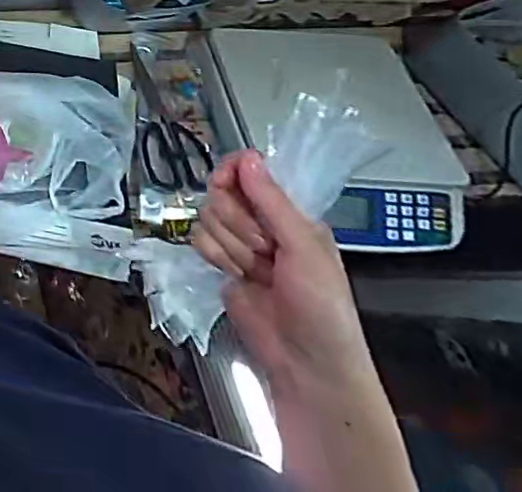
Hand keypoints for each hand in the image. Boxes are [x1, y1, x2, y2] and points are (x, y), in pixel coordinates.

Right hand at [194, 150, 371, 392]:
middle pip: (221, 193)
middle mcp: (262, 221)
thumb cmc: (322, 307)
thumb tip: (247, 157)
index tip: (224, 182)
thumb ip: (272, 201)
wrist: (305, 364)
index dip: (232, 172)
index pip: (249, 170)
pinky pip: (199, 240)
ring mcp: (239, 242)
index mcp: (289, 211)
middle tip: (264, 248)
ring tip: (257, 271)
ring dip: (231, 246)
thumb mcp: (305, 249)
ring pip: (207, 216)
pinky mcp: (220, 261)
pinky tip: (237, 276)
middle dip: (238, 222)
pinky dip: (216, 258)